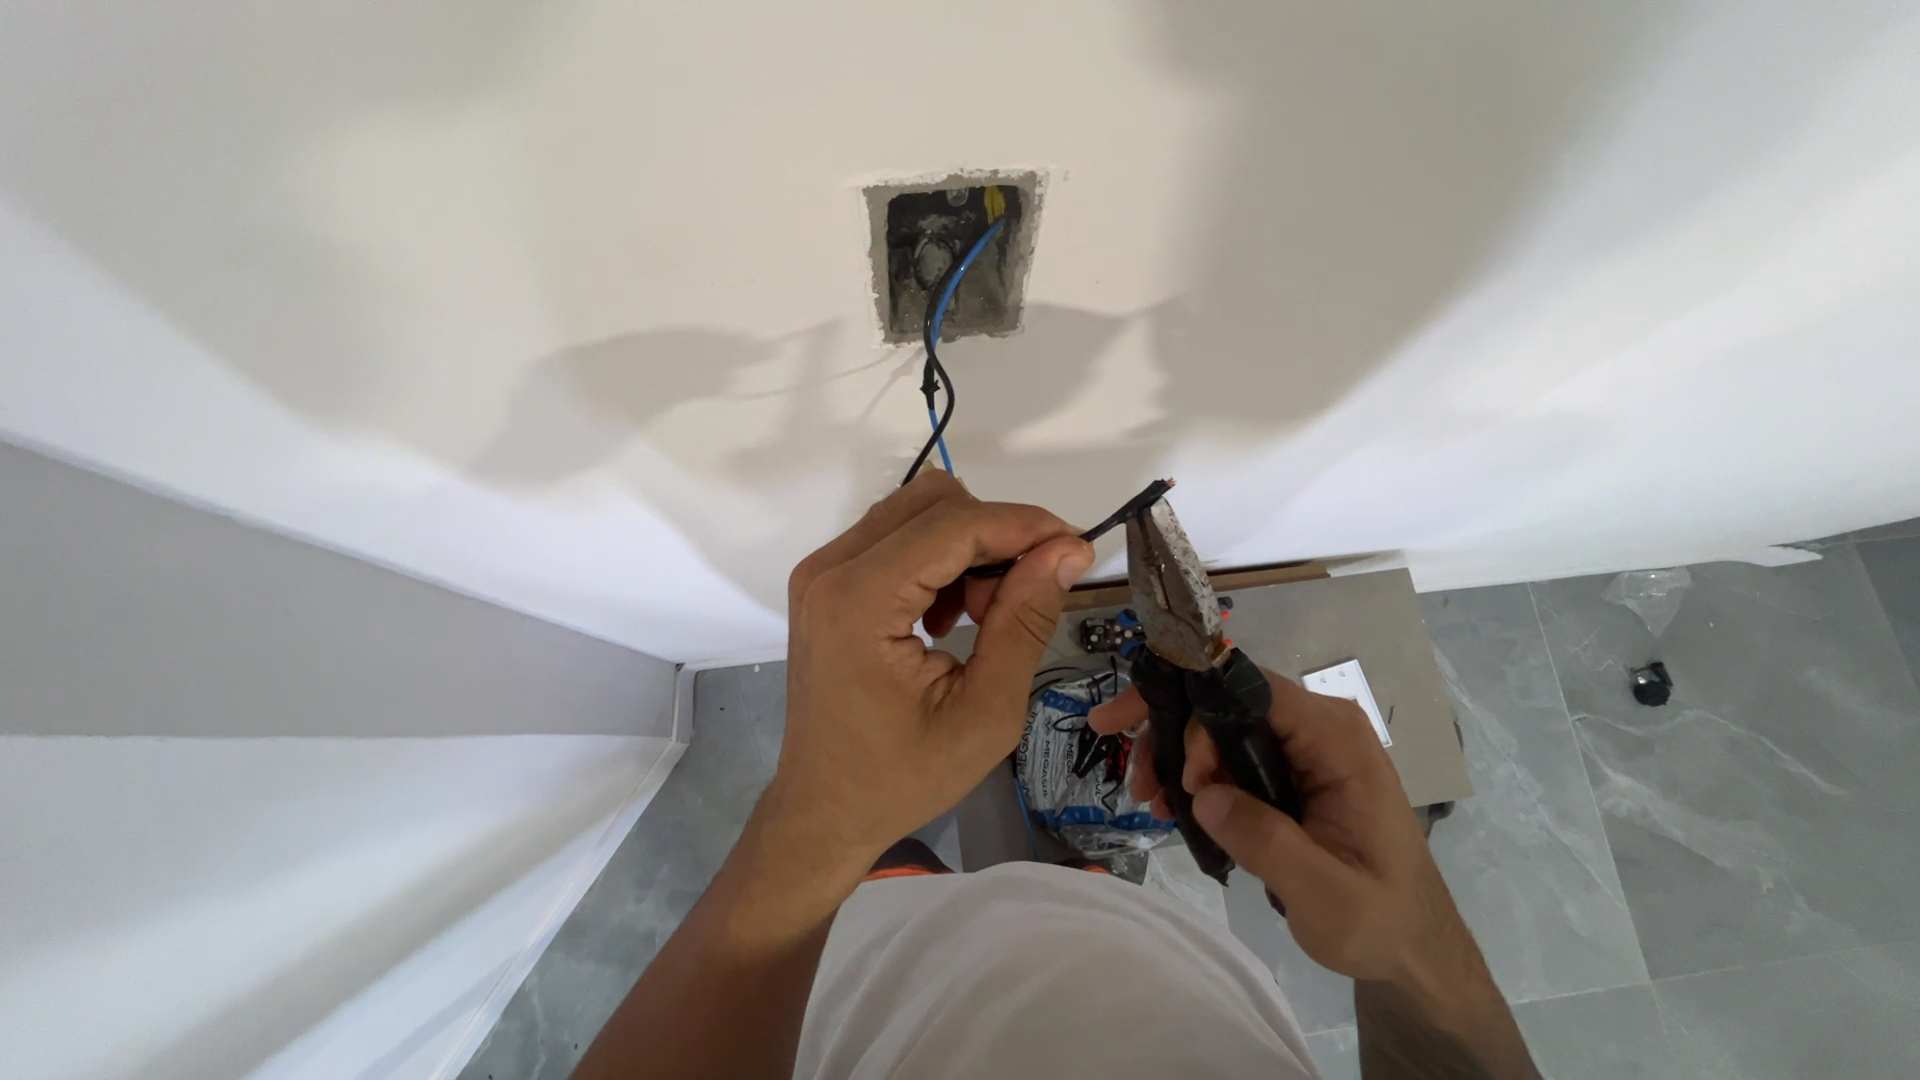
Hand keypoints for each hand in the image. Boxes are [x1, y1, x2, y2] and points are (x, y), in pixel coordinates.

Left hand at [776, 471, 1093, 866]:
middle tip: (1017, 602)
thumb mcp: (985, 713)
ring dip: (967, 549)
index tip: (1075, 548)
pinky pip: (896, 537)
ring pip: (917, 512)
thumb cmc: (902, 776)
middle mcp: (829, 570)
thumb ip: (1024, 624)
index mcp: (858, 603)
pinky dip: (939, 561)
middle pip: (933, 502)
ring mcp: (821, 572)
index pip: (952, 526)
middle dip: (993, 537)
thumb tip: (1065, 551)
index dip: (1023, 525)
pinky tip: (948, 619)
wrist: (825, 808)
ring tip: (982, 618)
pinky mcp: (826, 581)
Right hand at [1088, 667, 1464, 985]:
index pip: (1252, 691)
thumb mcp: (1327, 895)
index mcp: (1335, 739)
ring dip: (1175, 753)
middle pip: (1226, 699)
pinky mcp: (1291, 768)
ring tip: (1147, 797)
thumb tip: (1203, 794)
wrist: (1414, 947)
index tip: (1169, 765)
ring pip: (1219, 724)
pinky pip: (1229, 752)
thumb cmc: (1382, 920)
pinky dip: (1194, 772)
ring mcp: (1303, 746)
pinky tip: (1172, 804)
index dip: (1199, 714)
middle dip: (1169, 725)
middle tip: (1123, 758)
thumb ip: (1267, 841)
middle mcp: (1317, 727)